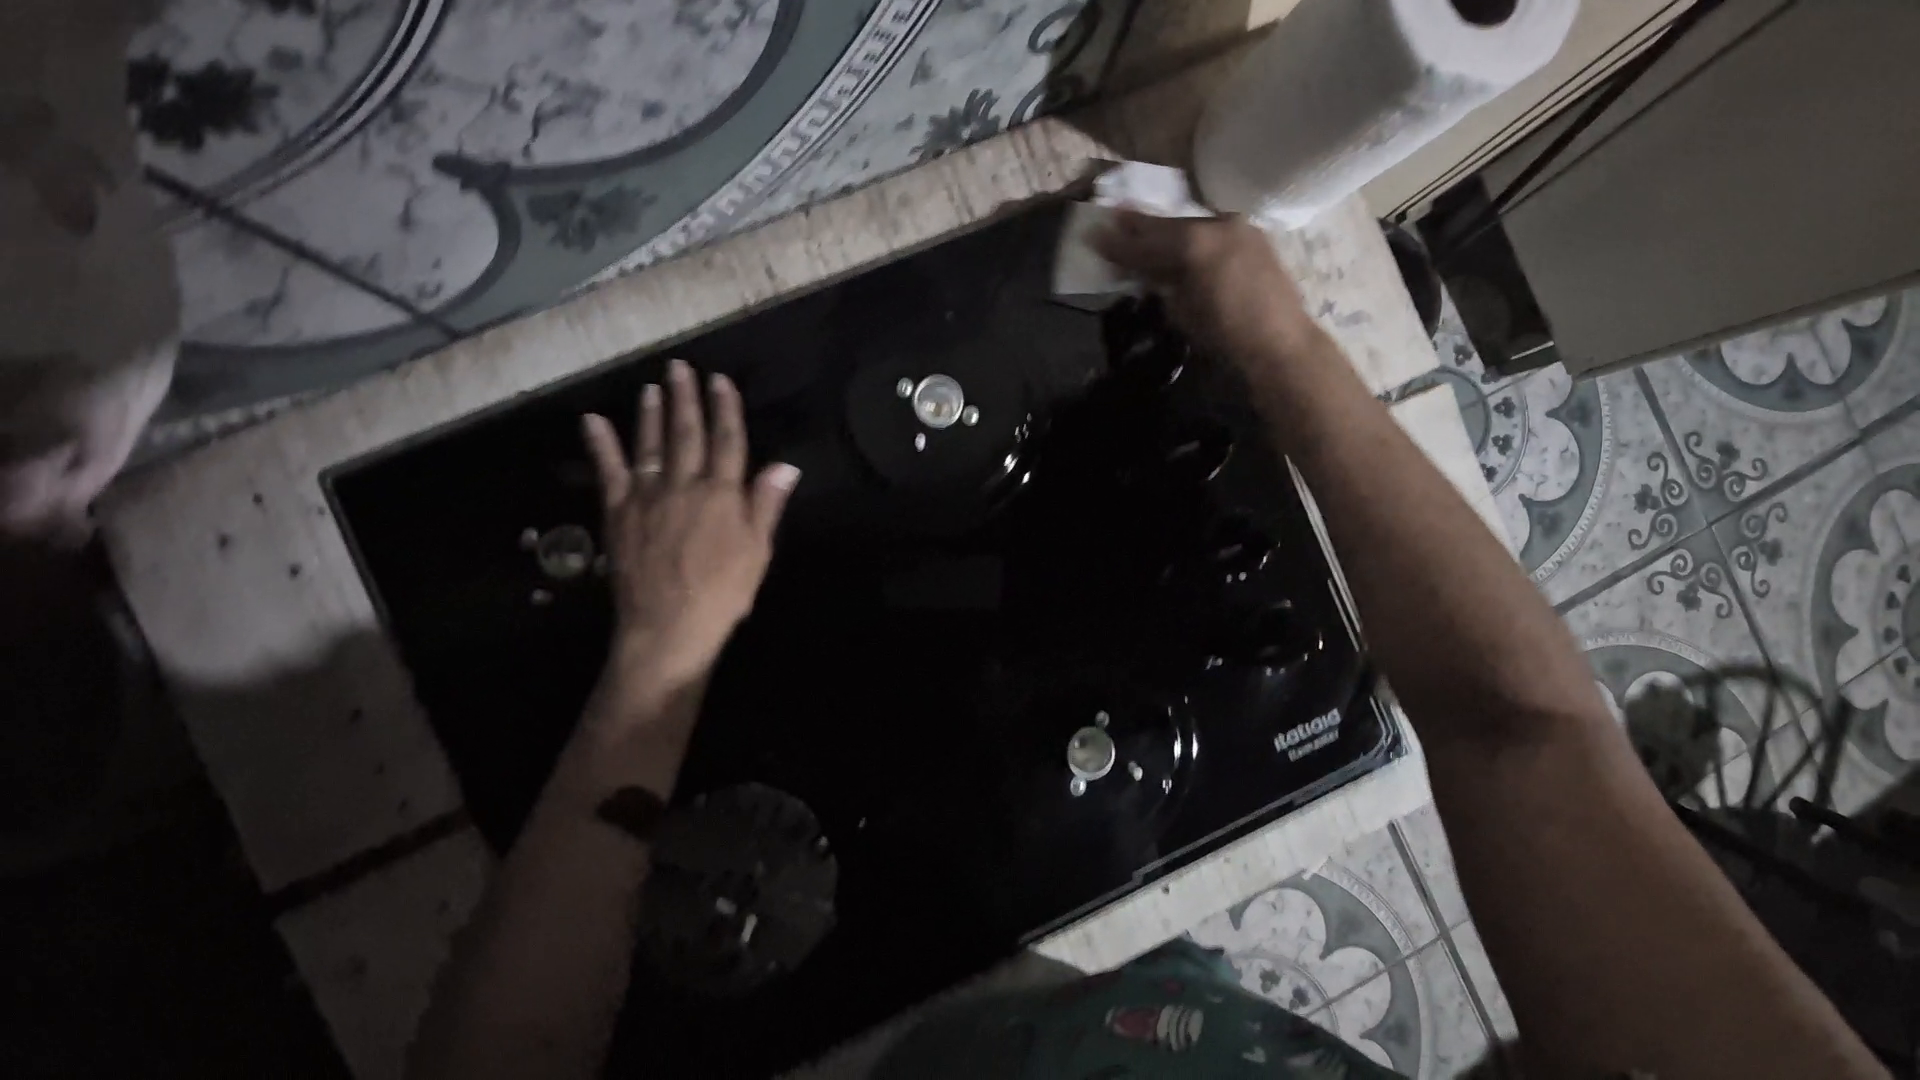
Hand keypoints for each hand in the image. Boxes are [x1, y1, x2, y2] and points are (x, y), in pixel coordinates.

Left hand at [581, 358, 799, 696]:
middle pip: (687, 433)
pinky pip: (609, 470)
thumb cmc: (723, 593)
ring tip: (652, 387)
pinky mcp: (619, 511)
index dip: (725, 409)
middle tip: (680, 368)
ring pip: (650, 444)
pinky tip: (593, 420)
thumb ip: (766, 505)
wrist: (669, 626)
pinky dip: (601, 444)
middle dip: (685, 399)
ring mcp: (648, 495)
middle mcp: (685, 484)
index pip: (727, 441)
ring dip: (651, 413)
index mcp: (723, 494)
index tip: (720, 381)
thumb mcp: (758, 552)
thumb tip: (786, 465)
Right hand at [1094, 210, 1322, 366]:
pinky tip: (1179, 242)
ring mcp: (1239, 229)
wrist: (1279, 344)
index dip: (1121, 240)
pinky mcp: (1254, 239)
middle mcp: (1218, 225)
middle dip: (1140, 225)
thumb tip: (1144, 271)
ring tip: (1139, 225)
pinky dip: (1192, 237)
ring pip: (1192, 226)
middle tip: (1113, 216)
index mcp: (1197, 242)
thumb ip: (1160, 281)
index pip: (1150, 239)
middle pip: (1170, 224)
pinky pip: (1212, 233)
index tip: (1094, 234)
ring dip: (1166, 229)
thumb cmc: (1226, 334)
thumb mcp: (1181, 311)